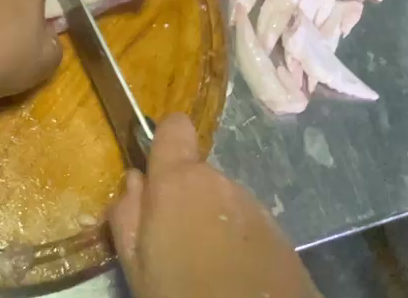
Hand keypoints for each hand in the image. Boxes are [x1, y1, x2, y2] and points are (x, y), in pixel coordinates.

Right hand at [108, 114, 320, 297]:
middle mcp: (218, 180)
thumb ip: (128, 214)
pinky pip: (248, 225)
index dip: (165, 144)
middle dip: (187, 200)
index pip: (174, 127)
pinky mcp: (280, 233)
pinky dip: (240, 242)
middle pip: (197, 175)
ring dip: (215, 223)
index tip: (158, 174)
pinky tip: (236, 277)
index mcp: (178, 179)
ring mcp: (253, 204)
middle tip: (180, 245)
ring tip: (209, 266)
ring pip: (223, 201)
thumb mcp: (137, 264)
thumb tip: (134, 180)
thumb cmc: (182, 293)